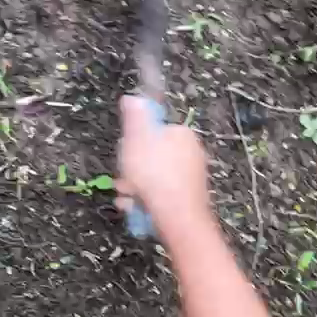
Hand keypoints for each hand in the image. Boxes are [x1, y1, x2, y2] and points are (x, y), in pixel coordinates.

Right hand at [117, 96, 209, 231]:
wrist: (177, 218)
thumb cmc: (155, 176)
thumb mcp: (137, 139)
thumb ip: (135, 117)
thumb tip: (132, 98)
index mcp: (181, 133)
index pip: (153, 130)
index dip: (134, 142)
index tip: (125, 154)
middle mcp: (191, 153)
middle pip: (151, 156)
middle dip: (133, 169)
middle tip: (124, 179)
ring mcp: (191, 177)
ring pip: (153, 178)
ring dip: (135, 187)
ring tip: (129, 198)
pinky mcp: (188, 198)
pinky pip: (160, 194)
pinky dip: (146, 201)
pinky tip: (137, 208)